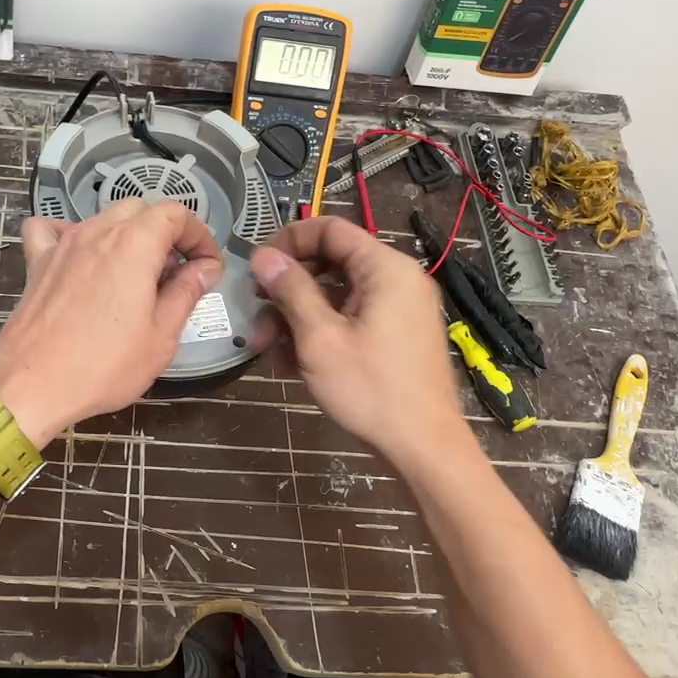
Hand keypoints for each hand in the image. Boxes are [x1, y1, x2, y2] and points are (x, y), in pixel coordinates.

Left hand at [0, 200, 222, 445]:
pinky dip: (71, 234)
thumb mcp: (161, 336)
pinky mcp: (37, 263)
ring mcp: (62, 244)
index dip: (199, 236)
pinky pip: (52, 230)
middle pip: (141, 210)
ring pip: (103, 218)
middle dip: (166, 234)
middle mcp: (97, 232)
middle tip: (177, 274)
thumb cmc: (103, 366)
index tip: (207, 266)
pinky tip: (81, 259)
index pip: (176, 214)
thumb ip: (187, 293)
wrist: (33, 387)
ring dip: (128, 236)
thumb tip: (206, 268)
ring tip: (136, 275)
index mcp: (134, 244)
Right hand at [249, 217, 467, 461]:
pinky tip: (287, 364)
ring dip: (295, 318)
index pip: (329, 229)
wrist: (423, 447)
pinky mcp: (393, 337)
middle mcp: (395, 280)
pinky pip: (348, 321)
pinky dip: (318, 334)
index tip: (256, 268)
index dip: (287, 241)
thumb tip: (263, 256)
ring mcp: (397, 310)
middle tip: (254, 314)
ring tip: (263, 350)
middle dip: (286, 289)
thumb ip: (290, 290)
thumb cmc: (371, 388)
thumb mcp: (319, 337)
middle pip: (329, 264)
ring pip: (334, 298)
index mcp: (385, 268)